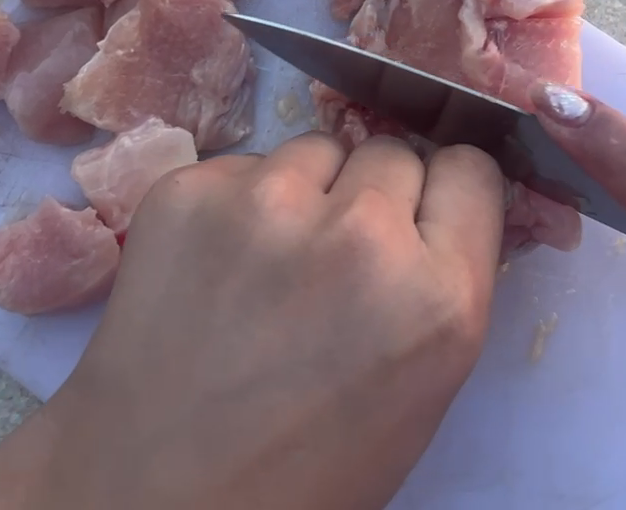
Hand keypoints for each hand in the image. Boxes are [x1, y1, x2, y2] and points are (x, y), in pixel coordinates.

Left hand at [0, 133, 505, 509]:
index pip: (470, 169)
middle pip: (391, 151)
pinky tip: (213, 262)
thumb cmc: (307, 460)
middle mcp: (361, 232)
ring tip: (267, 261)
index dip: (445, 191)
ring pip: (316, 149)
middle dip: (373, 194)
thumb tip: (433, 198)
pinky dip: (238, 201)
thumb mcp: (420, 384)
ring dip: (305, 191)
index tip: (422, 211)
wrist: (154, 491)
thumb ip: (439, 279)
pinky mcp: (191, 188)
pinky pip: (243, 164)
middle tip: (335, 253)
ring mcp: (268, 200)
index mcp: (437, 296)